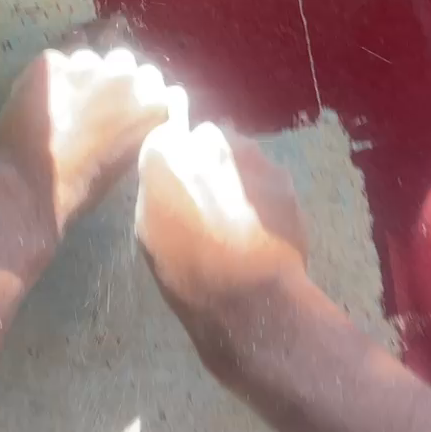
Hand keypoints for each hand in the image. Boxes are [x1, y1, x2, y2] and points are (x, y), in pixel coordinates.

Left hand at [0, 46, 181, 237]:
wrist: (31, 186)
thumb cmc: (85, 184)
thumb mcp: (130, 157)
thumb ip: (139, 124)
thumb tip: (133, 113)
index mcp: (154, 103)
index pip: (156, 82)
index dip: (139, 93)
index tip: (125, 107)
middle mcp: (128, 75)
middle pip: (125, 62)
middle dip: (112, 78)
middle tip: (94, 103)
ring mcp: (89, 64)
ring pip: (89, 58)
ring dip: (82, 75)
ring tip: (64, 103)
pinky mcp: (52, 61)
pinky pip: (55, 64)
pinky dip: (49, 79)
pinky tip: (40, 103)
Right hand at [135, 121, 311, 380]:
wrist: (250, 296)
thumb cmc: (187, 270)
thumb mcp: (148, 231)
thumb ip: (157, 188)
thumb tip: (169, 176)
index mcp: (165, 152)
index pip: (166, 135)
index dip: (173, 158)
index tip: (177, 180)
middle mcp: (209, 139)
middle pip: (207, 136)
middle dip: (208, 159)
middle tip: (208, 197)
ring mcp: (251, 154)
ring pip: (240, 153)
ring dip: (237, 173)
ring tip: (238, 215)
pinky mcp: (282, 173)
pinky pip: (265, 174)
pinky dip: (263, 192)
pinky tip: (261, 224)